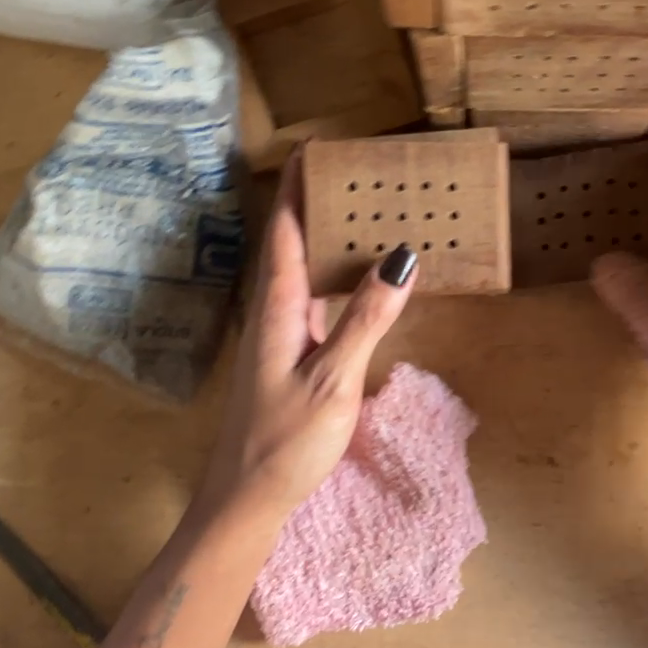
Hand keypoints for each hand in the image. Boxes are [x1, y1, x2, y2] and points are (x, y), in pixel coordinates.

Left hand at [197, 148, 416, 519]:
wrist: (246, 498)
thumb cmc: (286, 439)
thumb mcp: (334, 379)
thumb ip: (366, 319)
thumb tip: (401, 257)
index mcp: (277, 309)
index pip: (286, 232)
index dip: (297, 188)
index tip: (315, 149)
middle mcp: (272, 315)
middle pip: (290, 246)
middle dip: (314, 206)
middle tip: (351, 176)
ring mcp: (277, 340)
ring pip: (300, 275)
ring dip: (323, 242)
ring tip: (358, 216)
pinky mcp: (286, 361)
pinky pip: (309, 304)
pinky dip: (330, 282)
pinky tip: (351, 286)